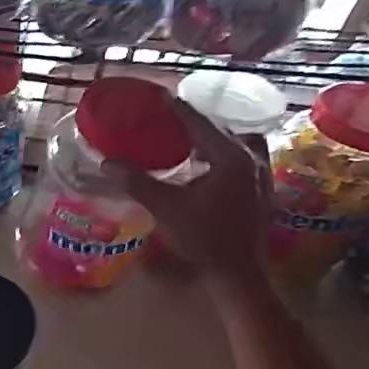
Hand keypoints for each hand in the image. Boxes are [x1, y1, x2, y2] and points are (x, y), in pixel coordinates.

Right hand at [119, 94, 272, 291]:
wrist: (238, 272)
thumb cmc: (203, 238)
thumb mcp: (166, 208)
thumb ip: (137, 182)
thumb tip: (107, 161)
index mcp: (230, 157)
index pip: (200, 123)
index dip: (177, 109)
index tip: (160, 96)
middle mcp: (251, 159)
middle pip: (221, 131)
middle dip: (194, 124)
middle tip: (169, 121)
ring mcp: (261, 175)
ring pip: (235, 144)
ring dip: (211, 140)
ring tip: (188, 144)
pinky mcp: (261, 190)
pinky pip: (241, 160)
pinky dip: (221, 156)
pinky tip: (205, 169)